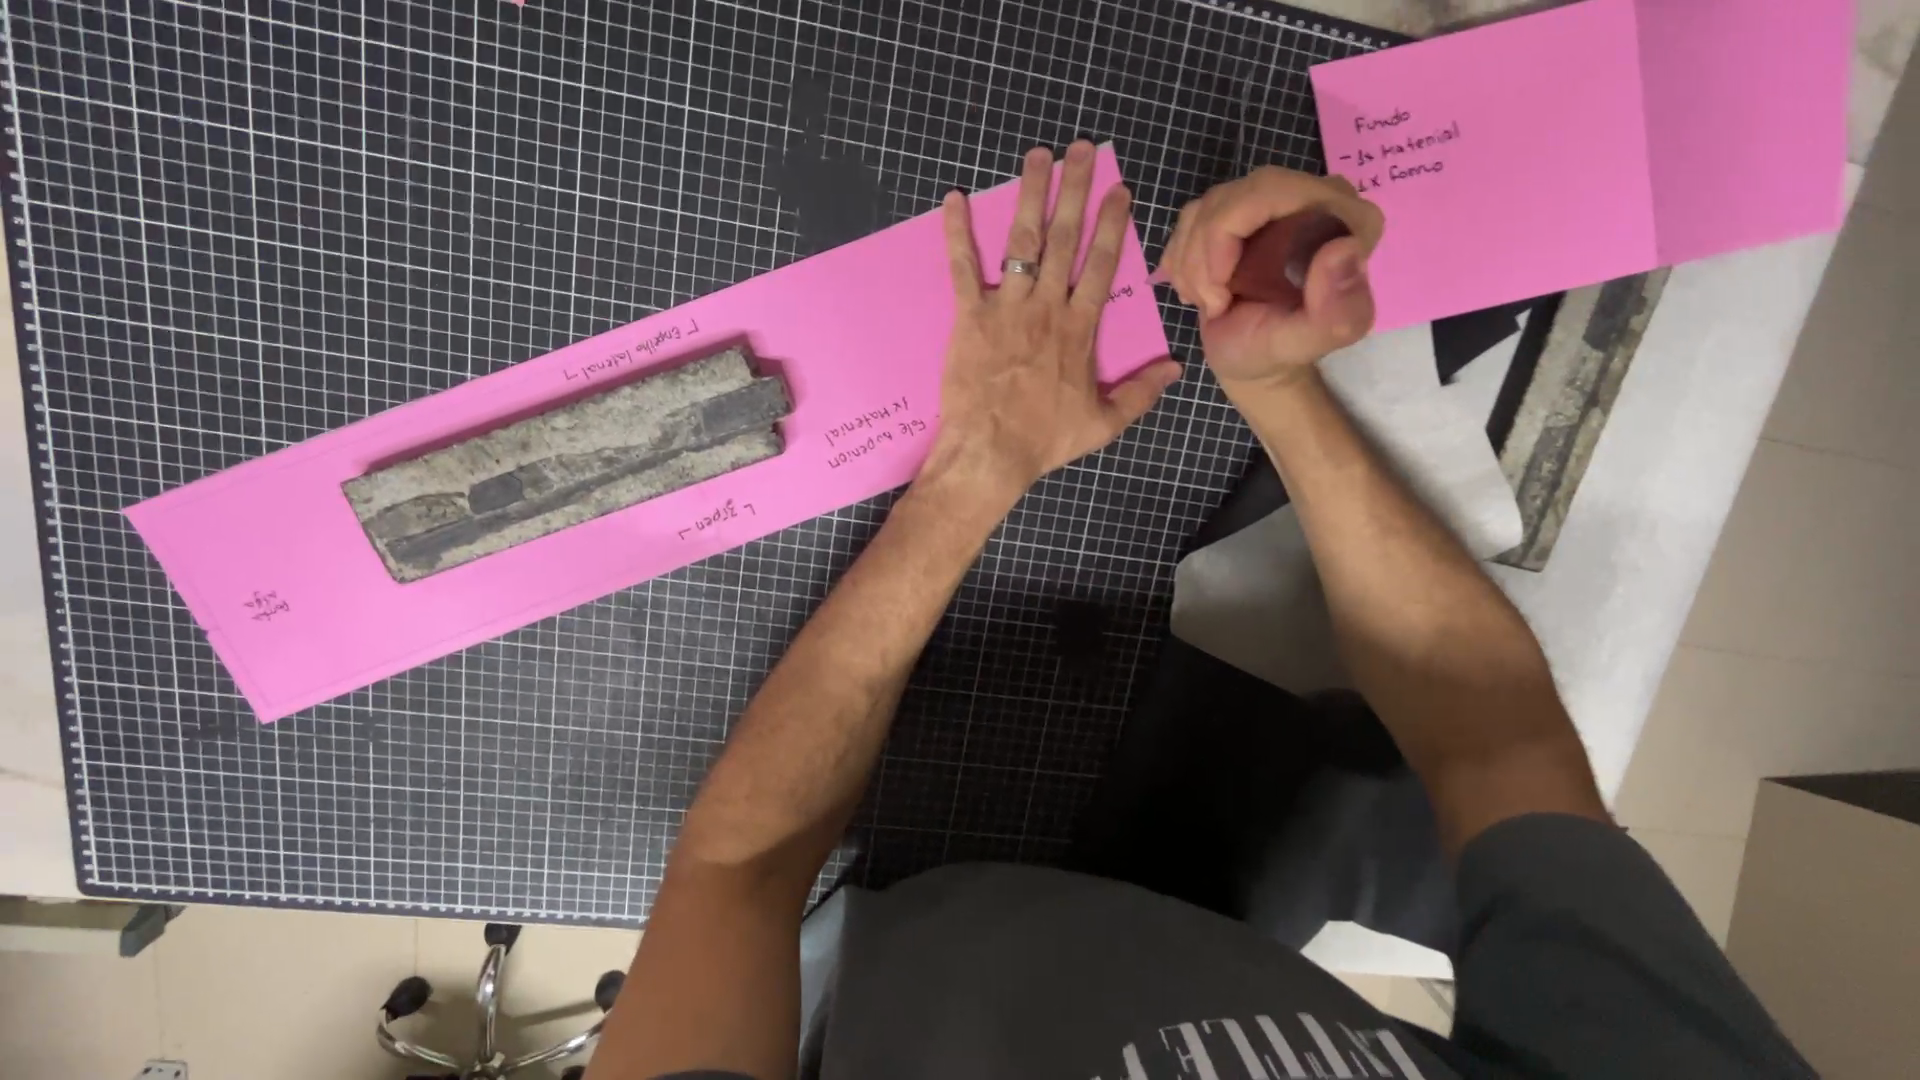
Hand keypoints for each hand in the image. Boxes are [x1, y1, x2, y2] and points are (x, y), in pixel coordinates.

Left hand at [922, 141, 1181, 506]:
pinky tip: (953, 199)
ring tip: (1037, 156)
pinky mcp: (970, 317)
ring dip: (1030, 195)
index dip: (1112, 224)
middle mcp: (1047, 307)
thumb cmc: (1046, 439)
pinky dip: (957, 233)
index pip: (1102, 265)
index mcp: (1079, 328)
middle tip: (1080, 150)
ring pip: (1022, 242)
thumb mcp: (1104, 423)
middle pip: (1064, 239)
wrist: (991, 451)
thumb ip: (1141, 393)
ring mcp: (1007, 308)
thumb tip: (1176, 369)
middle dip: (1075, 191)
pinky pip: (963, 268)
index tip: (1118, 190)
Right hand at [1159, 167, 1383, 391]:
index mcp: (1341, 218)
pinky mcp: (1236, 216)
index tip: (1220, 288)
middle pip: (1230, 198)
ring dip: (1191, 264)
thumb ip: (1337, 309)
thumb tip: (1344, 249)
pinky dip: (1182, 261)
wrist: (1248, 358)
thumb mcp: (1307, 343)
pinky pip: (1191, 219)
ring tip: (1210, 301)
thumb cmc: (1275, 352)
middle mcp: (1309, 201)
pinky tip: (1200, 289)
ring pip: (1205, 209)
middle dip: (1203, 255)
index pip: (1269, 189)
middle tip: (1211, 301)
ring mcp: (1269, 206)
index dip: (1227, 232)